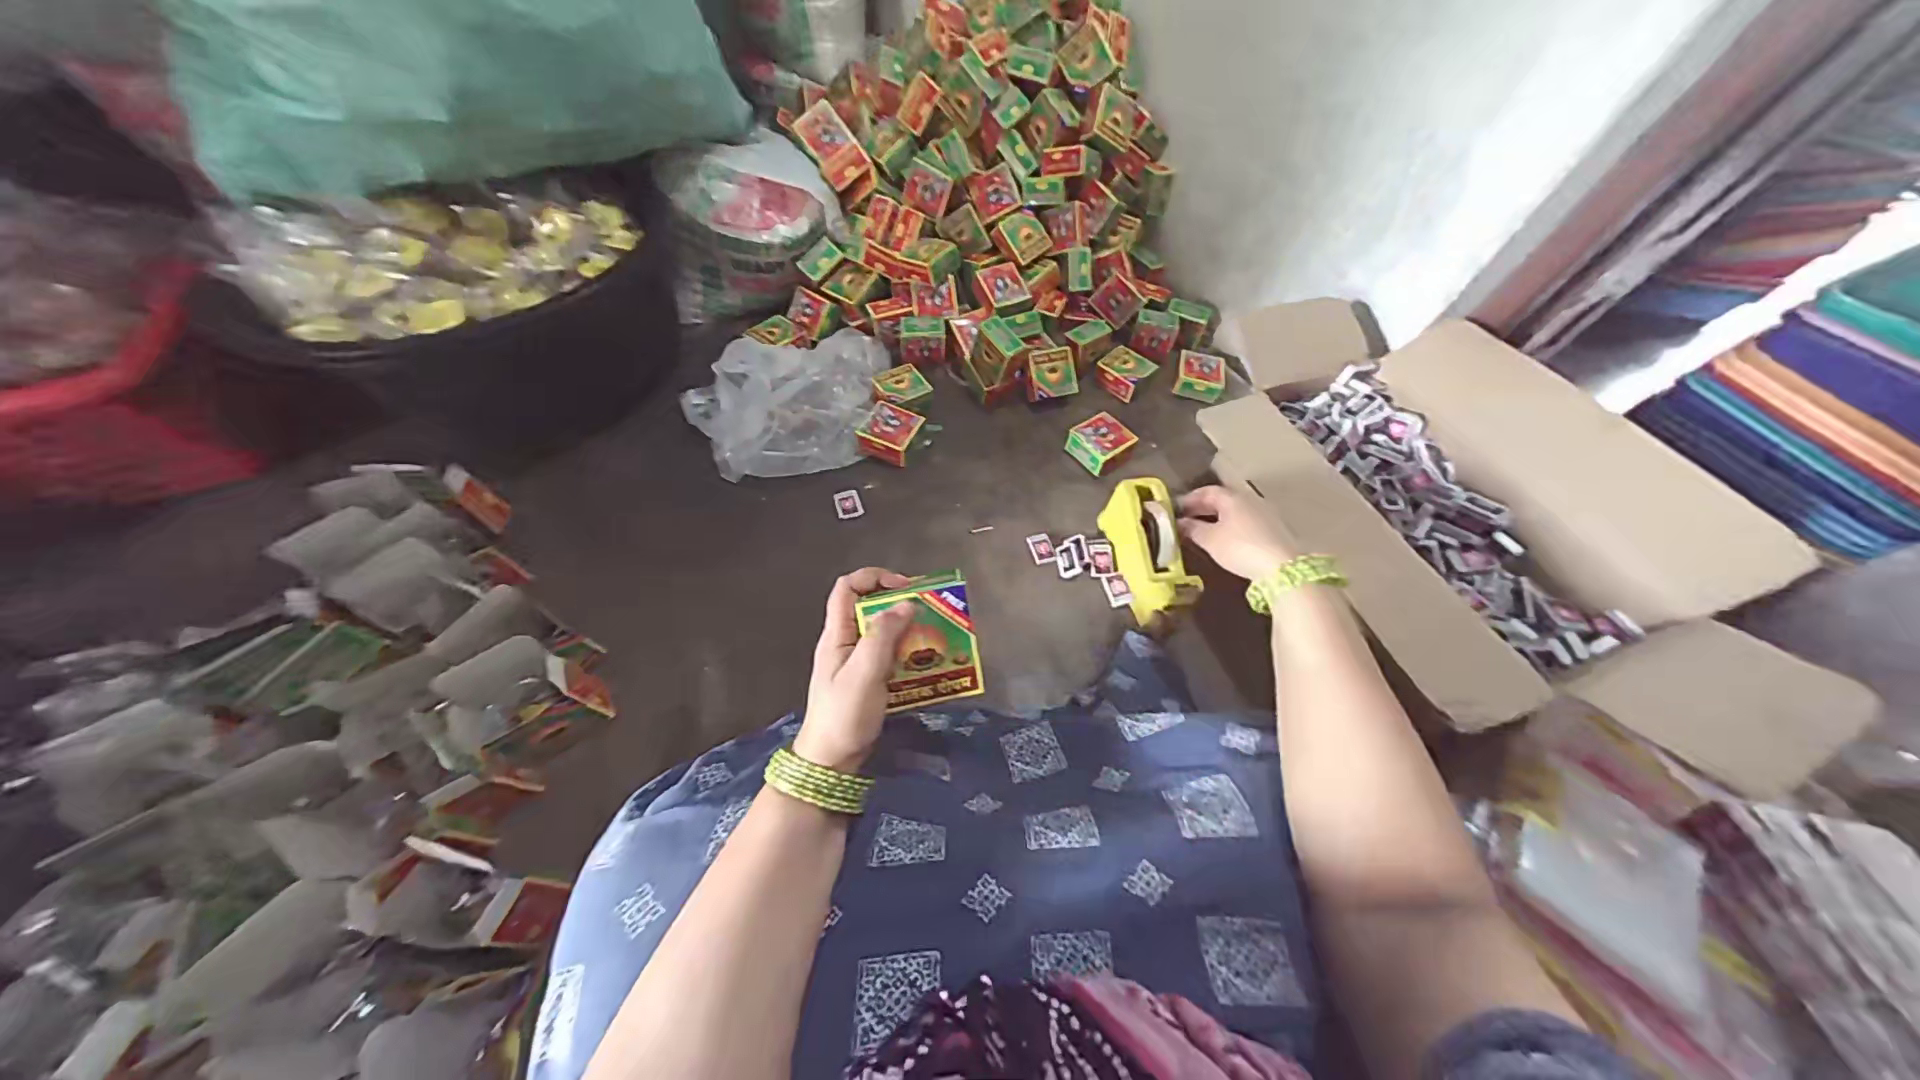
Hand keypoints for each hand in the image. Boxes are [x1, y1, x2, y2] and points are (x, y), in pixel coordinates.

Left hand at [794, 568, 915, 771]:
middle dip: (900, 604)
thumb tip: (906, 604)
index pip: (847, 588)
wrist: (831, 763)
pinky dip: (909, 654)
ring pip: (884, 633)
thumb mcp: (864, 672)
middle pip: (870, 607)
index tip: (906, 588)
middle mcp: (846, 643)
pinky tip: (927, 664)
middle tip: (930, 611)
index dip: (875, 578)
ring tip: (935, 637)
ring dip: (909, 630)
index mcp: (837, 635)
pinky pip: (890, 656)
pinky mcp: (869, 681)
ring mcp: (857, 663)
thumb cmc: (844, 716)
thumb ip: (883, 636)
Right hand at [1177, 485, 1301, 581]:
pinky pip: (1243, 521)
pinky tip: (1222, 539)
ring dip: (1215, 518)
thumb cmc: (1239, 547)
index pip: (1206, 491)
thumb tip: (1179, 522)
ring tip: (1201, 530)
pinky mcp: (1272, 529)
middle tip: (1184, 520)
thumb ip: (1192, 528)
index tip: (1174, 509)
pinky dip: (1229, 526)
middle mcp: (1249, 500)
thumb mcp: (1209, 539)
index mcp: (1232, 497)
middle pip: (1221, 499)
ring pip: (1233, 511)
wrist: (1281, 568)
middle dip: (1201, 508)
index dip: (1189, 499)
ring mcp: (1263, 514)